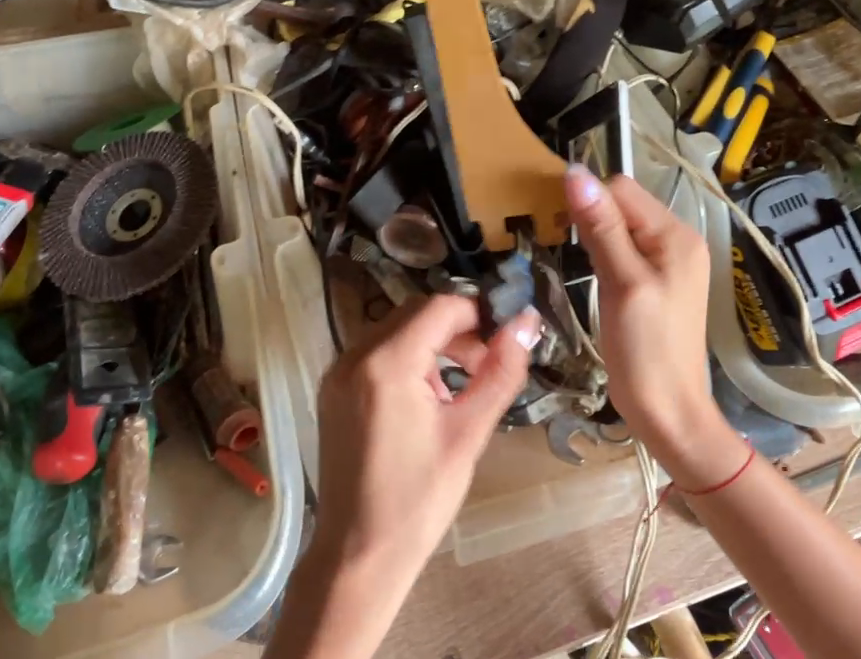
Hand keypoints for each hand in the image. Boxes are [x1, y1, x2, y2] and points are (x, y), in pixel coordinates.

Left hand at [313, 293, 539, 580]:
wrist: (359, 555)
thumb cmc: (419, 500)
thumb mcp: (468, 434)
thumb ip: (500, 372)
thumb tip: (527, 323)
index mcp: (386, 363)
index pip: (440, 307)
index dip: (479, 313)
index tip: (508, 336)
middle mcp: (354, 356)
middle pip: (416, 313)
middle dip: (458, 329)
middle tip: (490, 363)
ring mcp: (338, 372)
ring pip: (396, 330)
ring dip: (434, 344)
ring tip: (462, 386)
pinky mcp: (333, 390)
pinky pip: (377, 353)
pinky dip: (408, 360)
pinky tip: (428, 397)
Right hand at [564, 165, 739, 487]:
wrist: (667, 412)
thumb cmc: (646, 351)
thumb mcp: (622, 284)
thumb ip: (601, 228)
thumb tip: (575, 173)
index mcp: (675, 235)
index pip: (621, 189)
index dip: (588, 200)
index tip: (562, 228)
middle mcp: (677, 240)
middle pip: (621, 204)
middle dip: (591, 218)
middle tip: (575, 256)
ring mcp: (668, 262)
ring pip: (619, 226)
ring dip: (594, 236)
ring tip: (584, 269)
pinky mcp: (655, 281)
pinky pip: (623, 249)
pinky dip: (603, 255)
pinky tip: (595, 278)